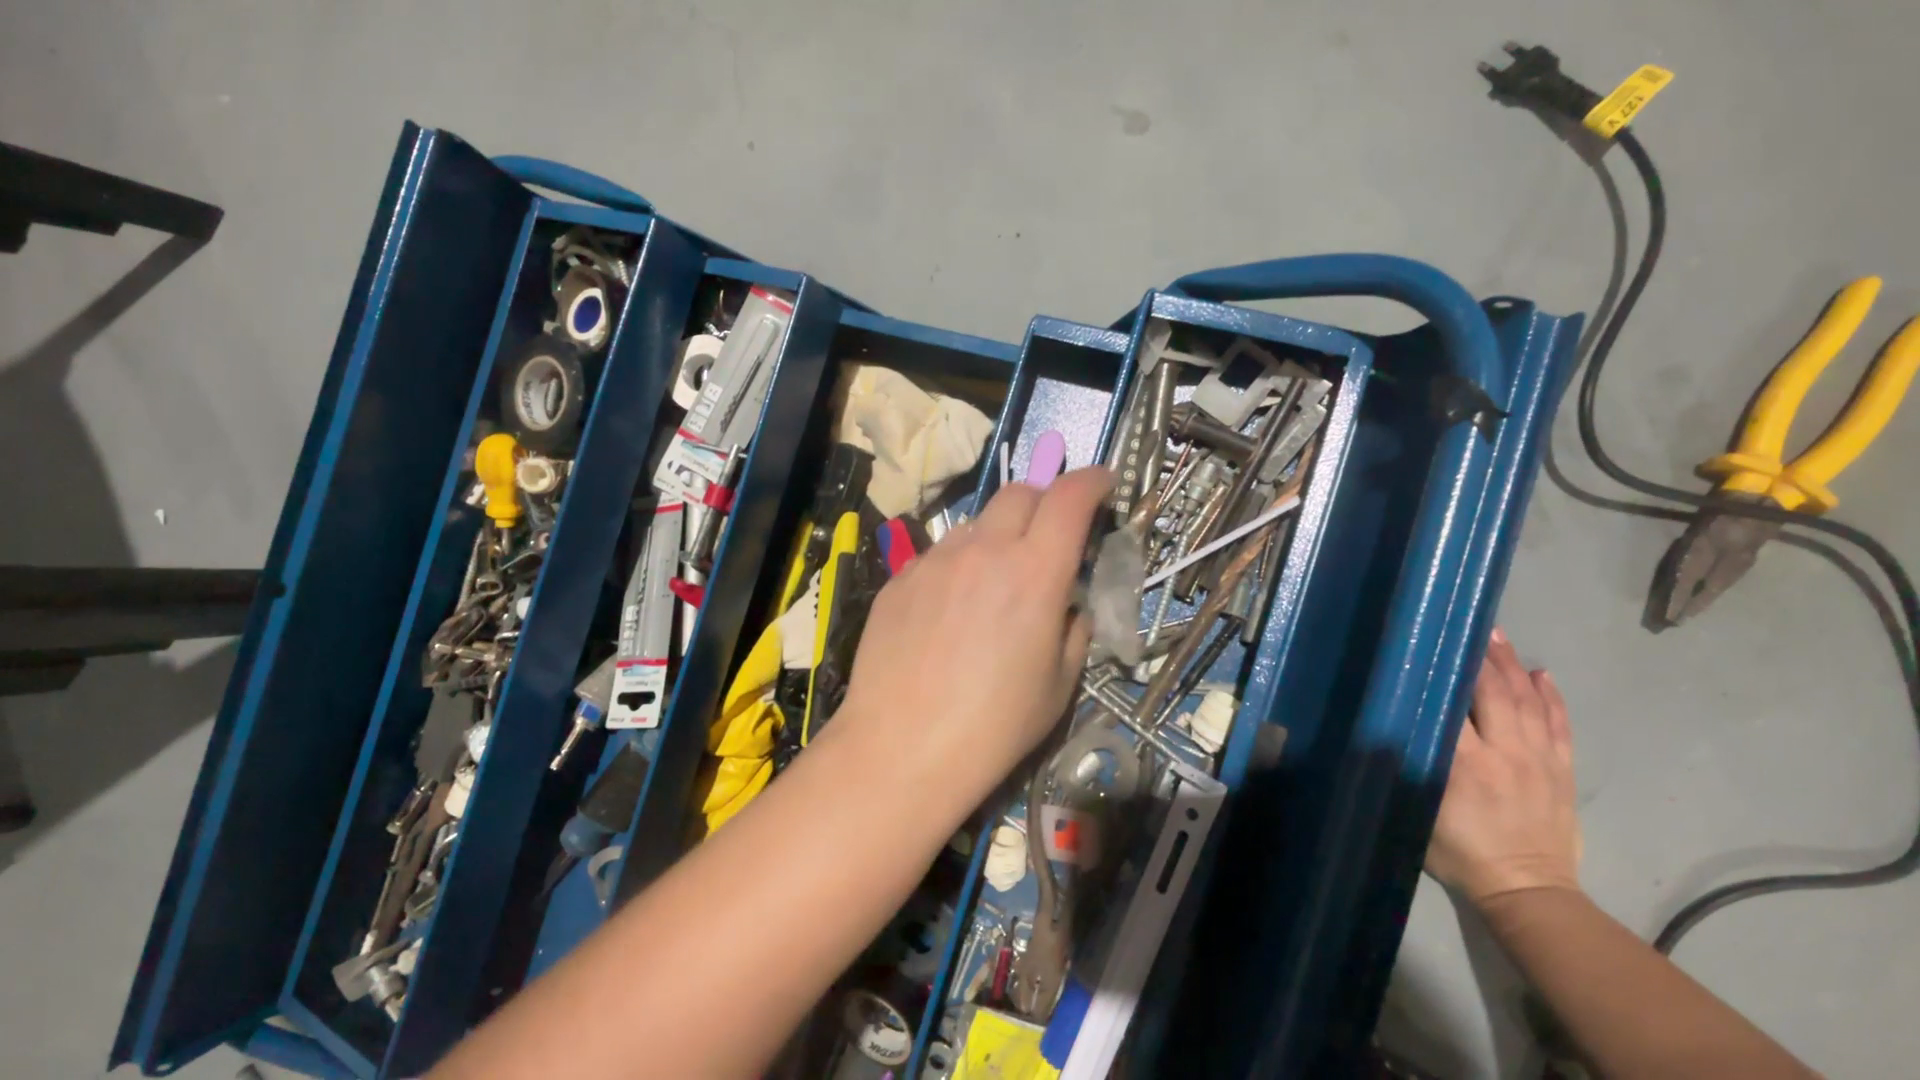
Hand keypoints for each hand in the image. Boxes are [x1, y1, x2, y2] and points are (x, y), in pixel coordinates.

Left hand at [834, 468, 1112, 794]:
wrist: (904, 747)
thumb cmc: (996, 725)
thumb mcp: (1060, 684)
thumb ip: (1073, 629)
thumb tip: (1067, 605)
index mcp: (1035, 571)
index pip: (1069, 497)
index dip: (1092, 481)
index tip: (1103, 485)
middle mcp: (983, 550)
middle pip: (1019, 494)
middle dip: (1044, 502)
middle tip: (1049, 537)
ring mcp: (934, 561)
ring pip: (974, 524)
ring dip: (996, 537)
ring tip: (994, 583)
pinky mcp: (898, 580)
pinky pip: (938, 556)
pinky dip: (957, 566)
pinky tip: (949, 612)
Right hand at [1426, 627, 1581, 905]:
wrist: (1529, 891)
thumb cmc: (1462, 856)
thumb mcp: (1422, 815)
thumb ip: (1415, 773)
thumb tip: (1400, 734)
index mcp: (1465, 765)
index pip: (1453, 707)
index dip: (1444, 674)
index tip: (1434, 646)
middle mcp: (1504, 753)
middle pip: (1495, 694)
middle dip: (1484, 658)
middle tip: (1472, 628)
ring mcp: (1539, 760)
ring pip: (1528, 702)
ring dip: (1514, 667)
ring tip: (1500, 638)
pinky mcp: (1563, 771)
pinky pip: (1559, 725)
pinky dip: (1552, 698)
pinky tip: (1543, 676)